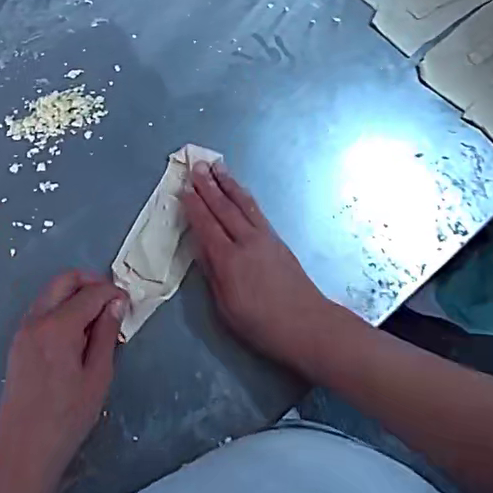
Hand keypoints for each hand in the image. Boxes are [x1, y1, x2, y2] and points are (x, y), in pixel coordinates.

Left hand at [0, 270, 124, 474]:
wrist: (23, 448)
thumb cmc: (66, 419)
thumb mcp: (97, 378)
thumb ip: (106, 336)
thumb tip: (115, 305)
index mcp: (57, 327)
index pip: (89, 293)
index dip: (111, 292)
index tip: (127, 300)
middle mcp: (36, 318)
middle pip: (64, 280)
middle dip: (89, 282)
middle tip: (111, 299)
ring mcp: (23, 328)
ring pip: (51, 292)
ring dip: (74, 294)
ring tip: (96, 317)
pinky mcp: (18, 340)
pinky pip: (42, 309)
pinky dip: (60, 308)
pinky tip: (75, 331)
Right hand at [181, 158, 339, 374]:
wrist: (309, 326)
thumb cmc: (262, 324)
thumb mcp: (226, 307)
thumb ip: (211, 273)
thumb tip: (201, 246)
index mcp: (228, 260)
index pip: (206, 225)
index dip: (194, 205)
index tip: (183, 188)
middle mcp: (245, 242)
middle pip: (223, 208)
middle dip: (207, 186)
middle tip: (196, 165)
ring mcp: (263, 238)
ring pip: (241, 203)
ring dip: (227, 183)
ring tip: (216, 166)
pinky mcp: (276, 239)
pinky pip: (255, 210)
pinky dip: (244, 197)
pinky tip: (238, 190)